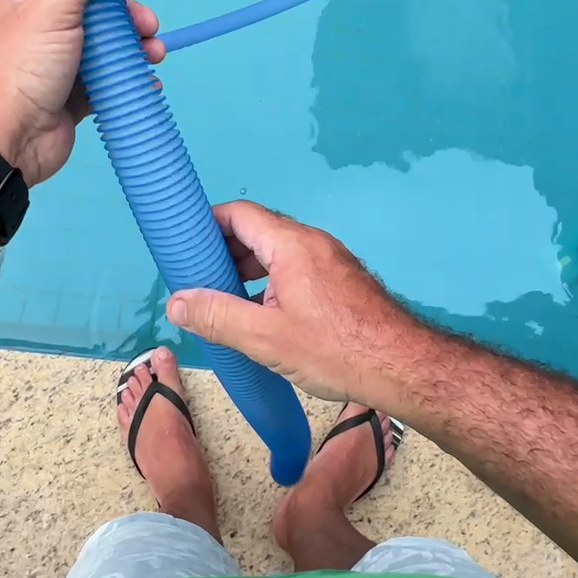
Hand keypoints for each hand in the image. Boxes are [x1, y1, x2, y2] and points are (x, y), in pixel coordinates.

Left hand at [0, 0, 163, 184]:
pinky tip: (148, 82)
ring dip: (135, 49)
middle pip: (95, 14)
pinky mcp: (72, 101)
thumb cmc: (20, 68)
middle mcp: (40, 32)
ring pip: (105, 50)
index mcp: (25, 2)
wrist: (3, 142)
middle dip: (128, 18)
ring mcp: (57, 68)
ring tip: (155, 56)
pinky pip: (108, 85)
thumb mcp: (53, 5)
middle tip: (148, 27)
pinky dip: (130, 81)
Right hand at [164, 201, 433, 406]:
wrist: (400, 364)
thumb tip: (177, 302)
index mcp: (291, 244)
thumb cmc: (334, 349)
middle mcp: (312, 241)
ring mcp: (330, 257)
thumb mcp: (265, 337)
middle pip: (259, 229)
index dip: (208, 222)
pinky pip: (296, 264)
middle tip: (198, 277)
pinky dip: (271, 276)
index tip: (185, 243)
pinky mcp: (341, 276)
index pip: (240, 213)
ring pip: (278, 248)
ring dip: (248, 265)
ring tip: (224, 297)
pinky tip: (263, 309)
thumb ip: (218, 316)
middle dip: (225, 248)